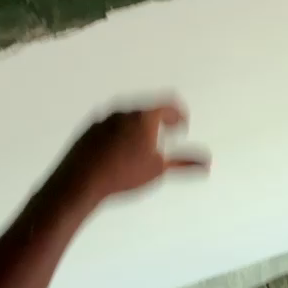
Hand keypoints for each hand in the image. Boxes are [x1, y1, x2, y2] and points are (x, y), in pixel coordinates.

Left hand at [55, 101, 209, 202]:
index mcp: (144, 116)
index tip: (182, 127)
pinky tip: (121, 153)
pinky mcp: (89, 129)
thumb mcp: (159, 170)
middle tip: (167, 134)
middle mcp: (124, 111)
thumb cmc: (122, 174)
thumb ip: (185, 163)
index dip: (180, 116)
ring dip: (140, 127)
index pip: (169, 105)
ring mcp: (104, 118)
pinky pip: (111, 126)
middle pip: (148, 109)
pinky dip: (121, 133)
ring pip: (128, 117)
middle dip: (161, 121)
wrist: (80, 181)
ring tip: (144, 146)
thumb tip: (207, 163)